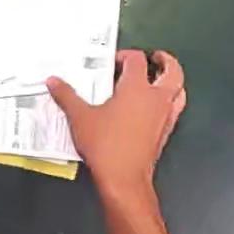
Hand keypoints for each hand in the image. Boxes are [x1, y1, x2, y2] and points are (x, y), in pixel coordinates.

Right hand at [48, 49, 185, 201]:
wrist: (124, 178)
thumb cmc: (104, 144)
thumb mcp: (80, 117)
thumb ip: (67, 96)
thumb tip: (53, 80)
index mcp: (137, 88)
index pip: (136, 60)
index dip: (125, 55)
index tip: (113, 61)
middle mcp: (157, 98)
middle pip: (173, 71)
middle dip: (165, 61)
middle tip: (155, 57)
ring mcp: (165, 116)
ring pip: (179, 90)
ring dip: (172, 81)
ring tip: (160, 80)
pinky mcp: (166, 132)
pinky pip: (175, 109)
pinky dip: (170, 101)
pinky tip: (155, 107)